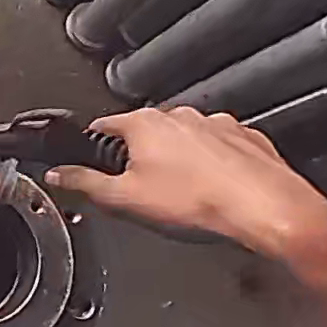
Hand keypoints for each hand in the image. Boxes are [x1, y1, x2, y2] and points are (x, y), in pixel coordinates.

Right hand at [44, 107, 326, 273]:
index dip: (92, 145)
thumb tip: (58, 173)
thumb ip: (84, 182)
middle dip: (136, 157)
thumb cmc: (200, 202)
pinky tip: (208, 190)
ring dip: (174, 160)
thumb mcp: (124, 199)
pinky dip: (208, 165)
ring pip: (181, 140)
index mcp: (144, 124)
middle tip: (138, 190)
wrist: (268, 210)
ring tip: (179, 195)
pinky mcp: (244, 138)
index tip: (91, 158)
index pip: (103, 126)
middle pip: (143, 133)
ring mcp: (215, 124)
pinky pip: (214, 148)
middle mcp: (179, 116)